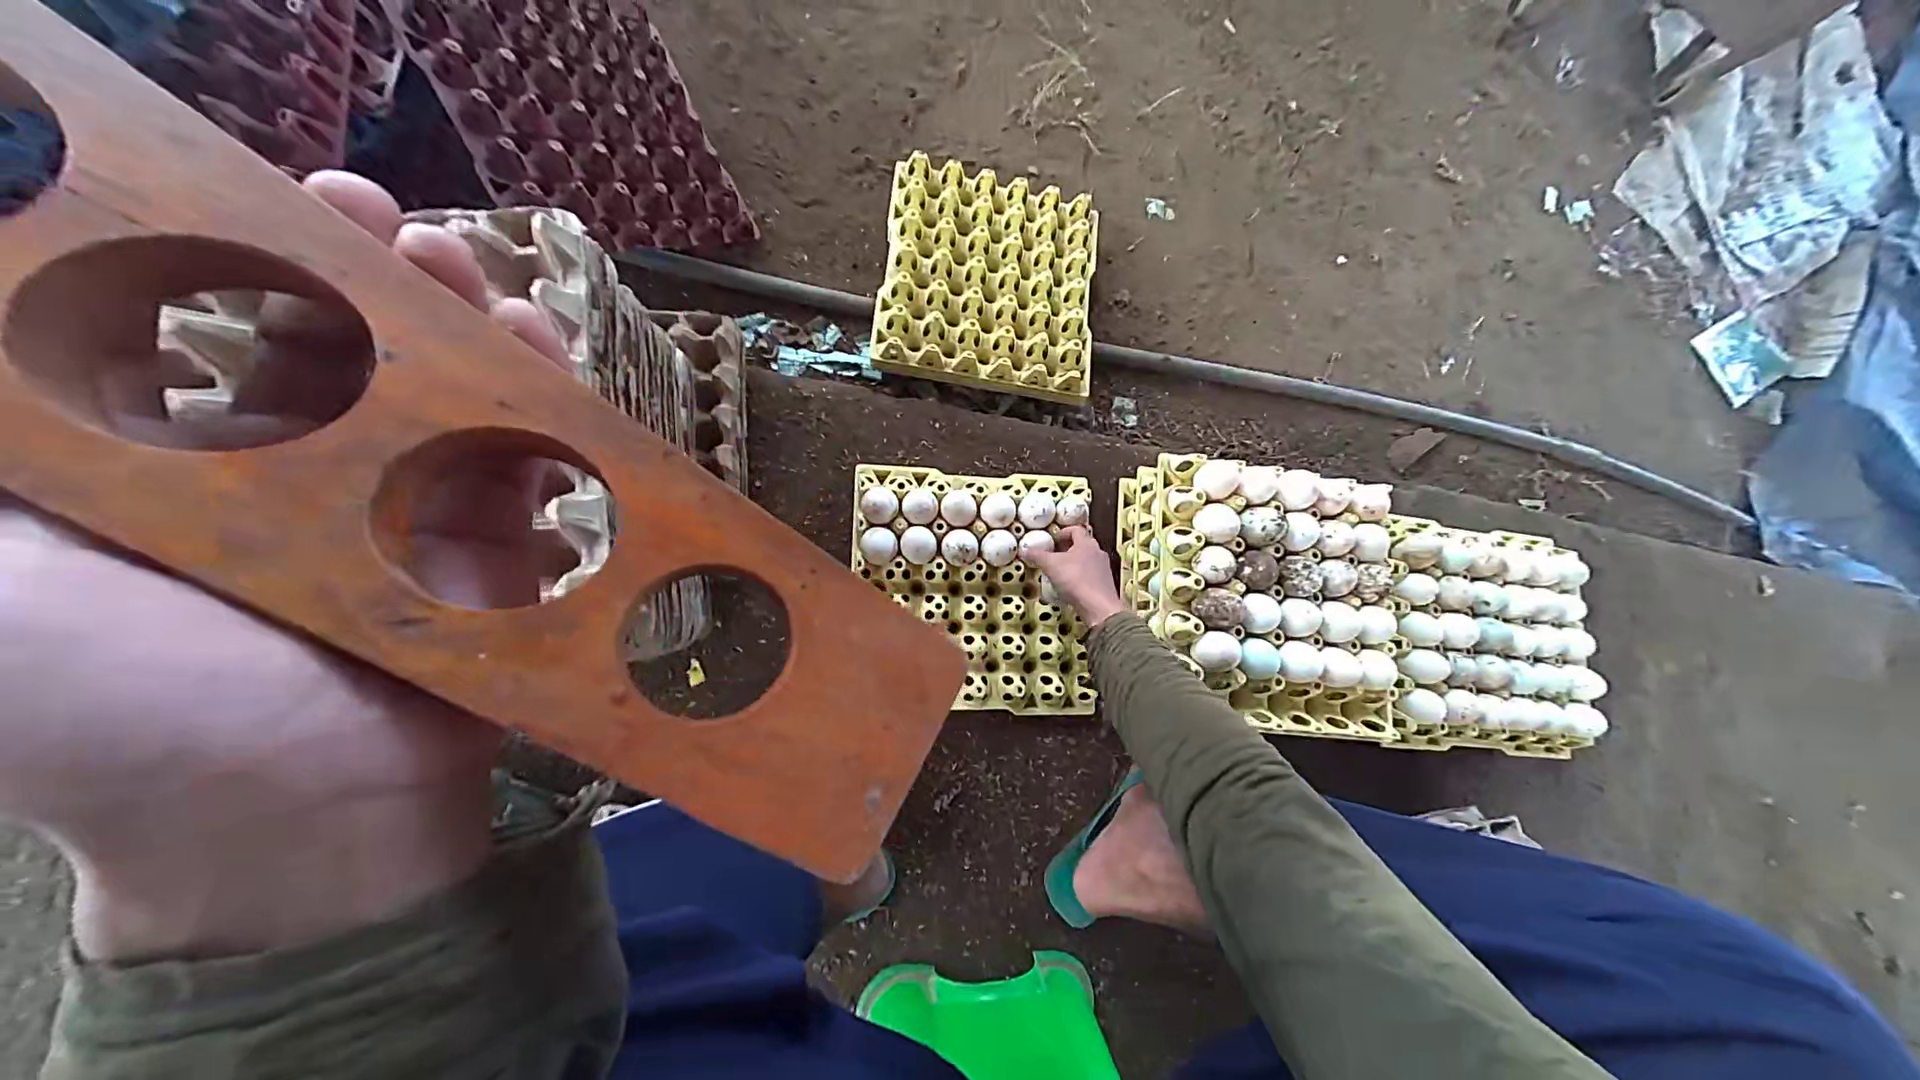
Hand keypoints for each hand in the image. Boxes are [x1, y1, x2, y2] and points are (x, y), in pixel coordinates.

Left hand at [0, 172, 568, 962]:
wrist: (293, 812)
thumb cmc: (116, 705)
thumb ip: (12, 443)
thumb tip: (26, 323)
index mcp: (183, 467)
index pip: (224, 334)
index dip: (259, 259)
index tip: (290, 201)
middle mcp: (307, 477)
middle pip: (358, 356)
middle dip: (384, 284)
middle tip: (402, 228)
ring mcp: (416, 511)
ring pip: (452, 398)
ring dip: (474, 333)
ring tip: (481, 279)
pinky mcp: (497, 548)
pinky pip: (527, 462)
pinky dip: (545, 409)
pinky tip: (546, 359)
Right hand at [1028, 526, 1127, 627]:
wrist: (1097, 606)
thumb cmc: (1077, 581)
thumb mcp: (1050, 565)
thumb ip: (1038, 556)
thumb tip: (1028, 550)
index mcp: (1086, 543)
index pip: (1076, 529)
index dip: (1063, 533)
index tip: (1053, 539)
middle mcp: (1098, 553)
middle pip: (1081, 545)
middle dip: (1067, 549)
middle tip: (1054, 555)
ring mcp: (1103, 568)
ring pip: (1086, 560)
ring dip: (1073, 563)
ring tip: (1060, 572)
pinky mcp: (1104, 584)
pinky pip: (1090, 575)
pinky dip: (1079, 577)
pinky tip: (1069, 587)